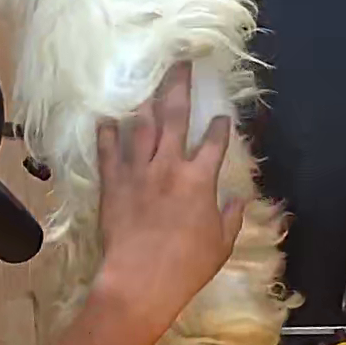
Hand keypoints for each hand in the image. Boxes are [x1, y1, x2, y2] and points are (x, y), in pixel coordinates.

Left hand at [93, 63, 244, 335]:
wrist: (140, 281)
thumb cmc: (188, 265)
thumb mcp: (221, 244)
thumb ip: (231, 217)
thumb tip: (239, 200)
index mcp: (200, 179)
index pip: (214, 142)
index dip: (221, 126)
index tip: (223, 116)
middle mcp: (169, 166)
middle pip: (175, 116)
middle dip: (179, 86)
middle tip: (181, 63)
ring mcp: (137, 172)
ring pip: (141, 126)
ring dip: (145, 101)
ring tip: (146, 82)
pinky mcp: (112, 183)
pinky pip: (108, 151)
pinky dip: (107, 132)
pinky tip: (106, 117)